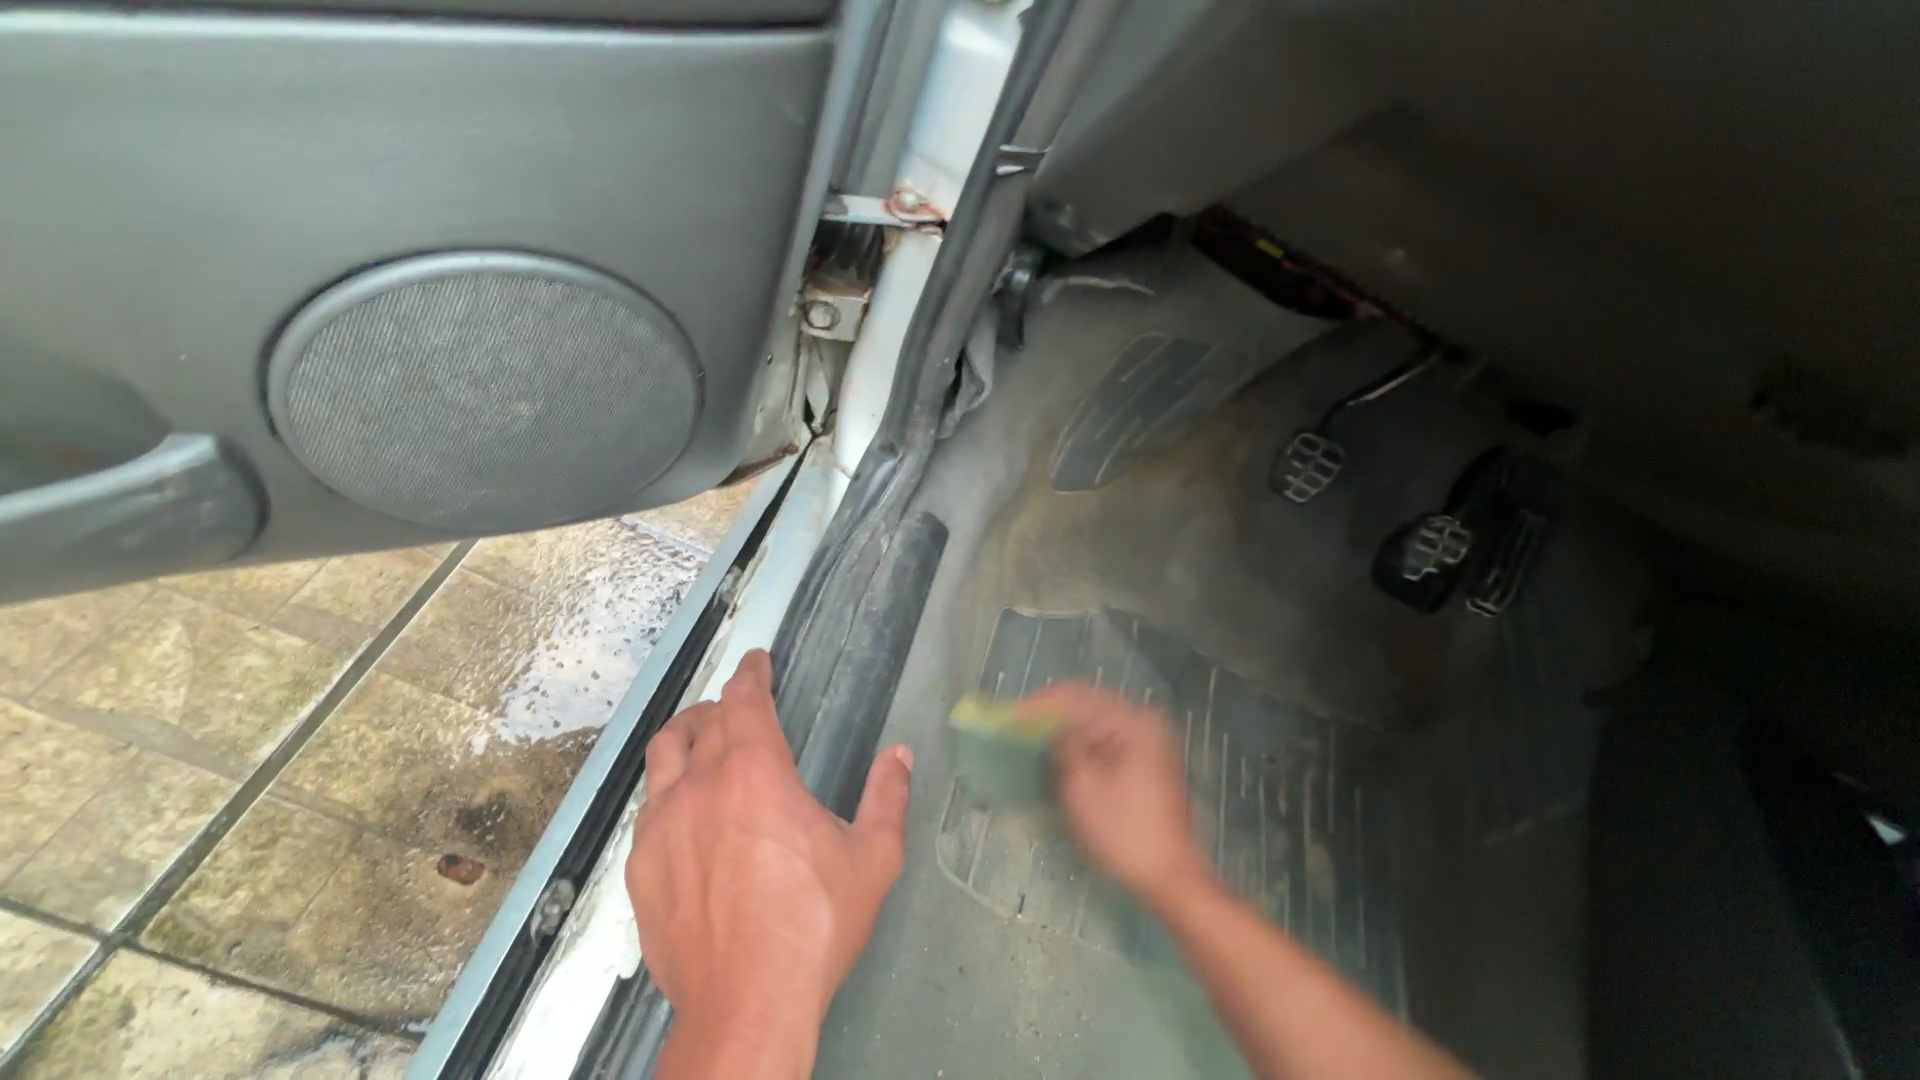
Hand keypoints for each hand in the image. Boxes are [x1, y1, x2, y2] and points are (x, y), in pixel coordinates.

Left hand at [625, 650, 913, 1076]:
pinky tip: (685, 813)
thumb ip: (887, 797)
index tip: (756, 660)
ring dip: (685, 737)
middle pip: (698, 721)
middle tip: (736, 704)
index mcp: (756, 772)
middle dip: (719, 703)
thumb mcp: (873, 859)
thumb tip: (900, 755)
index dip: (751, 673)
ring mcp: (661, 827)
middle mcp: (700, 786)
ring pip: (662, 757)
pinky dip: (668, 791)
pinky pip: (648, 809)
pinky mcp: (640, 868)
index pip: (745, 700)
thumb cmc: (816, 924)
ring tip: (703, 742)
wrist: (746, 1004)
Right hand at [1034, 681, 1213, 911]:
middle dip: (1051, 714)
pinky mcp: (1147, 760)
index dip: (1038, 704)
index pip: (1076, 696)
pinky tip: (1061, 754)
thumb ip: (1063, 746)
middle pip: (1088, 704)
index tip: (1008, 715)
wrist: (1170, 875)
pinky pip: (1107, 739)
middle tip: (1017, 726)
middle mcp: (1144, 721)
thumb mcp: (1082, 787)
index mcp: (1132, 721)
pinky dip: (1083, 743)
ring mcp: (1149, 740)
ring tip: (1032, 739)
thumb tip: (1050, 727)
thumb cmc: (1124, 832)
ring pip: (1097, 721)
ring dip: (1066, 729)